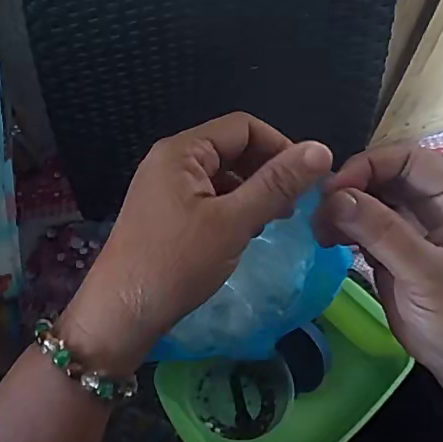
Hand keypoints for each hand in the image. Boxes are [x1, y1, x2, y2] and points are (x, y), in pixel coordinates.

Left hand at [61, 113, 333, 373]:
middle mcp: (168, 162)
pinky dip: (230, 212)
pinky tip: (240, 237)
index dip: (280, 147)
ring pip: (221, 178)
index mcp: (181, 151)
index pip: (243, 127)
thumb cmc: (176, 264)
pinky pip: (206, 200)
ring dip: (249, 195)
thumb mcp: (233, 222)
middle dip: (265, 174)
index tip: (307, 181)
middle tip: (288, 210)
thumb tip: (321, 149)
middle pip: (231, 150)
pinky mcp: (163, 216)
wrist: (122, 313)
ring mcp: (163, 190)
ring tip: (266, 226)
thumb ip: (277, 184)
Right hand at [315, 142, 442, 395]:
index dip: (369, 166)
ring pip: (374, 203)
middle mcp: (441, 208)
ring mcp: (420, 232)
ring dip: (344, 211)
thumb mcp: (427, 276)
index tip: (332, 192)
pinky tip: (327, 241)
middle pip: (388, 178)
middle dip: (351, 189)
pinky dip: (345, 230)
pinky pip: (368, 229)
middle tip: (316, 214)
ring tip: (318, 232)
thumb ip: (382, 232)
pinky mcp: (401, 254)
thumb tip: (334, 196)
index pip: (410, 160)